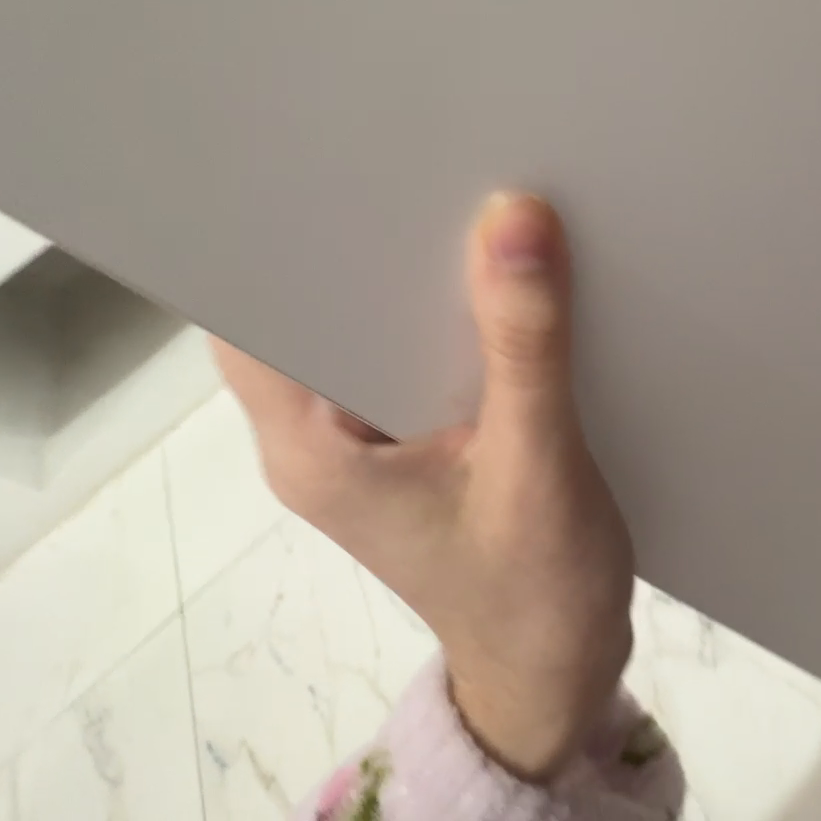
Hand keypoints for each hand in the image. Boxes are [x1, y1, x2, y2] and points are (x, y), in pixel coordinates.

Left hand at [212, 192, 633, 781]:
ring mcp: (380, 436)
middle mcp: (328, 431)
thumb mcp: (535, 466)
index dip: (284, 231)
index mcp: (314, 444)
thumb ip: (525, 345)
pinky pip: (430, 352)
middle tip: (426, 153)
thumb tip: (515, 215)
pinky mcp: (428, 437)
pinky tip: (511, 274)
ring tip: (473, 197)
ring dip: (423, 272)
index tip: (337, 153)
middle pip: (321, 307)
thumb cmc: (536, 589)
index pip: (257, 313)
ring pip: (381, 326)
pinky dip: (462, 312)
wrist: (562, 668)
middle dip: (368, 236)